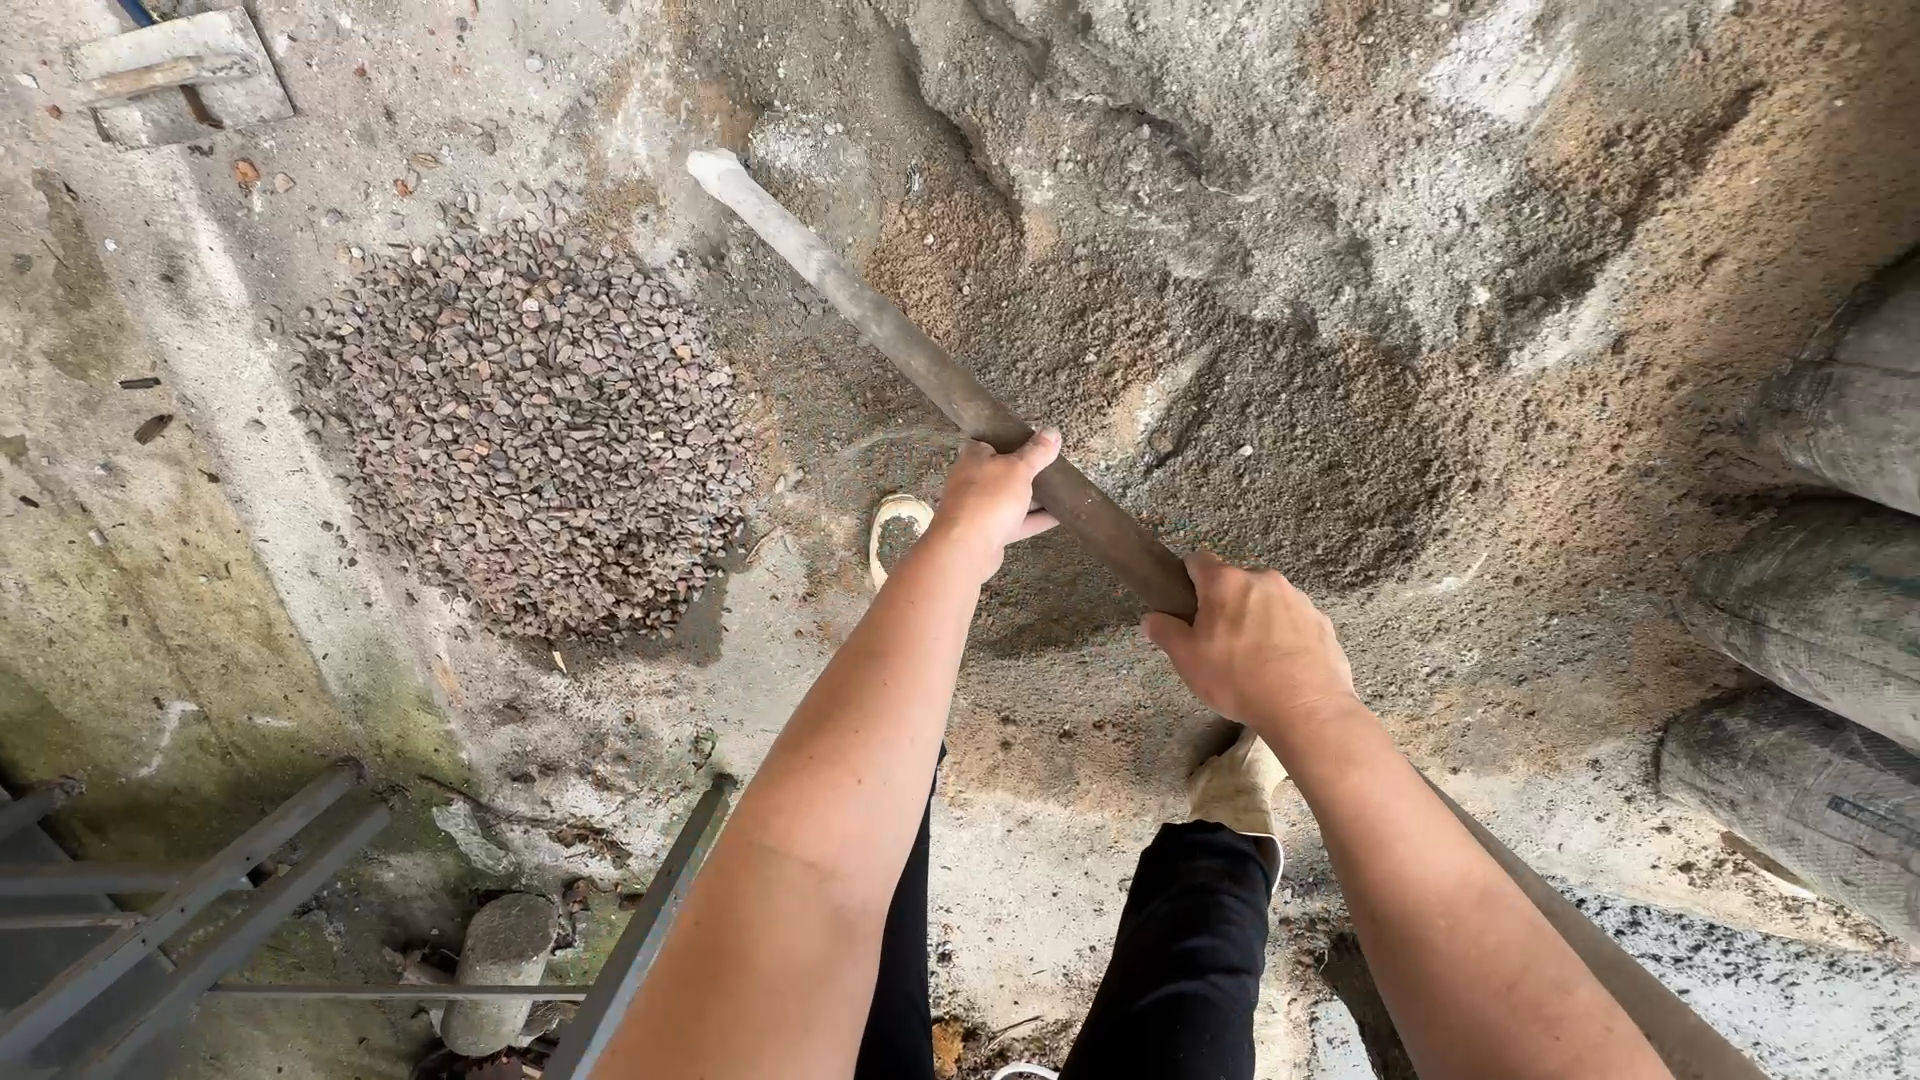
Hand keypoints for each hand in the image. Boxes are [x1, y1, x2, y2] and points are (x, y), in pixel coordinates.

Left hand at [921, 430, 1060, 584]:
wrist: (966, 547)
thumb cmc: (989, 497)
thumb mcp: (1018, 468)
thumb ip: (1037, 453)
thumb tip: (1052, 432)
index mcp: (973, 458)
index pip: (991, 443)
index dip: (1013, 442)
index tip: (1037, 443)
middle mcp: (973, 482)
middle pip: (1004, 473)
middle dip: (1028, 472)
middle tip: (1055, 467)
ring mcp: (980, 509)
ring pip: (1011, 499)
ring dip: (1035, 497)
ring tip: (1062, 491)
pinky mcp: (990, 533)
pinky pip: (1017, 522)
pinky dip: (1037, 519)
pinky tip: (1061, 515)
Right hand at [1141, 552, 1358, 728]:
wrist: (1306, 709)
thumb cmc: (1239, 680)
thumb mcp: (1187, 659)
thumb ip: (1165, 632)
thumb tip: (1152, 619)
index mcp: (1226, 582)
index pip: (1198, 560)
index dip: (1187, 577)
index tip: (1186, 603)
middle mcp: (1263, 580)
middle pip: (1234, 581)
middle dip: (1224, 603)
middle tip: (1217, 639)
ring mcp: (1297, 598)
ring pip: (1265, 600)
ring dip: (1256, 617)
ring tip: (1253, 657)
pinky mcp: (1321, 620)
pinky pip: (1292, 619)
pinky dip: (1283, 634)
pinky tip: (1280, 664)